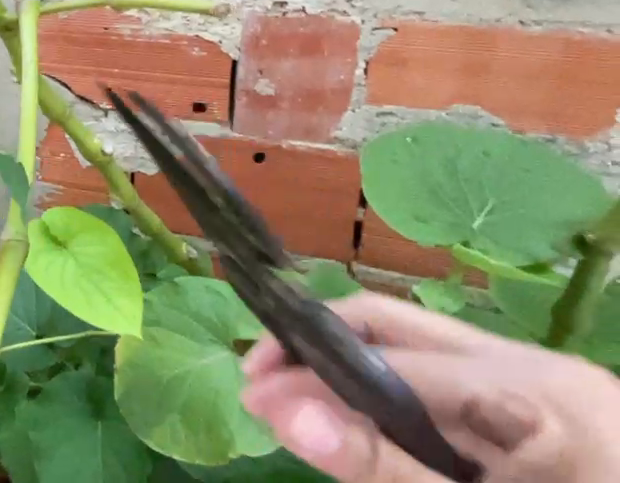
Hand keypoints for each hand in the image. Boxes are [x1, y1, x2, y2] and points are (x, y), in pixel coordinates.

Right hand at [240, 292, 619, 481]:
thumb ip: (382, 468)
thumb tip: (277, 411)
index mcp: (538, 388)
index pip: (382, 352)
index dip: (307, 369)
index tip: (251, 396)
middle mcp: (536, 367)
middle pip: (389, 324)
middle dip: (315, 349)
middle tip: (265, 388)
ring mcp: (543, 389)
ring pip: (409, 351)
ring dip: (346, 375)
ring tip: (303, 414)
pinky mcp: (543, 417)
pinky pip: (441, 388)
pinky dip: (390, 404)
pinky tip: (363, 433)